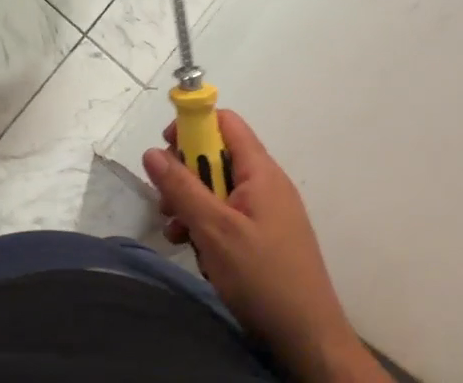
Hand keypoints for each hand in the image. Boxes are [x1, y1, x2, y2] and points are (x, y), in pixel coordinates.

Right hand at [143, 111, 386, 382]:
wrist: (310, 340)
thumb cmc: (262, 277)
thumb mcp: (214, 230)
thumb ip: (181, 187)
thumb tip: (152, 151)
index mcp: (260, 172)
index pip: (225, 122)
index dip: (192, 126)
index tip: (166, 150)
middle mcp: (266, 184)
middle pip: (216, 155)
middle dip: (185, 174)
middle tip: (167, 201)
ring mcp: (267, 211)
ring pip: (218, 188)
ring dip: (191, 204)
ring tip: (175, 231)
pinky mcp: (265, 236)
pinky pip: (228, 214)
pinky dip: (207, 224)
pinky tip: (194, 248)